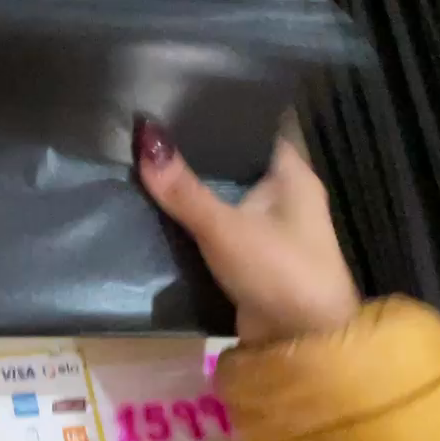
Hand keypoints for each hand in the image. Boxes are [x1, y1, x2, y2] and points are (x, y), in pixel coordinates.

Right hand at [135, 119, 359, 345]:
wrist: (300, 343)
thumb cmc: (279, 271)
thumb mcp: (224, 226)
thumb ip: (183, 188)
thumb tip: (145, 137)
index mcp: (292, 176)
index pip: (255, 127)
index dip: (221, 112)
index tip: (177, 97)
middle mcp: (281, 195)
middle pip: (231, 162)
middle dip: (193, 151)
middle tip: (144, 129)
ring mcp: (264, 226)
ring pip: (218, 194)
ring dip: (187, 186)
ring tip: (139, 159)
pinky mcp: (245, 253)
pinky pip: (211, 224)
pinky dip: (187, 217)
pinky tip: (153, 205)